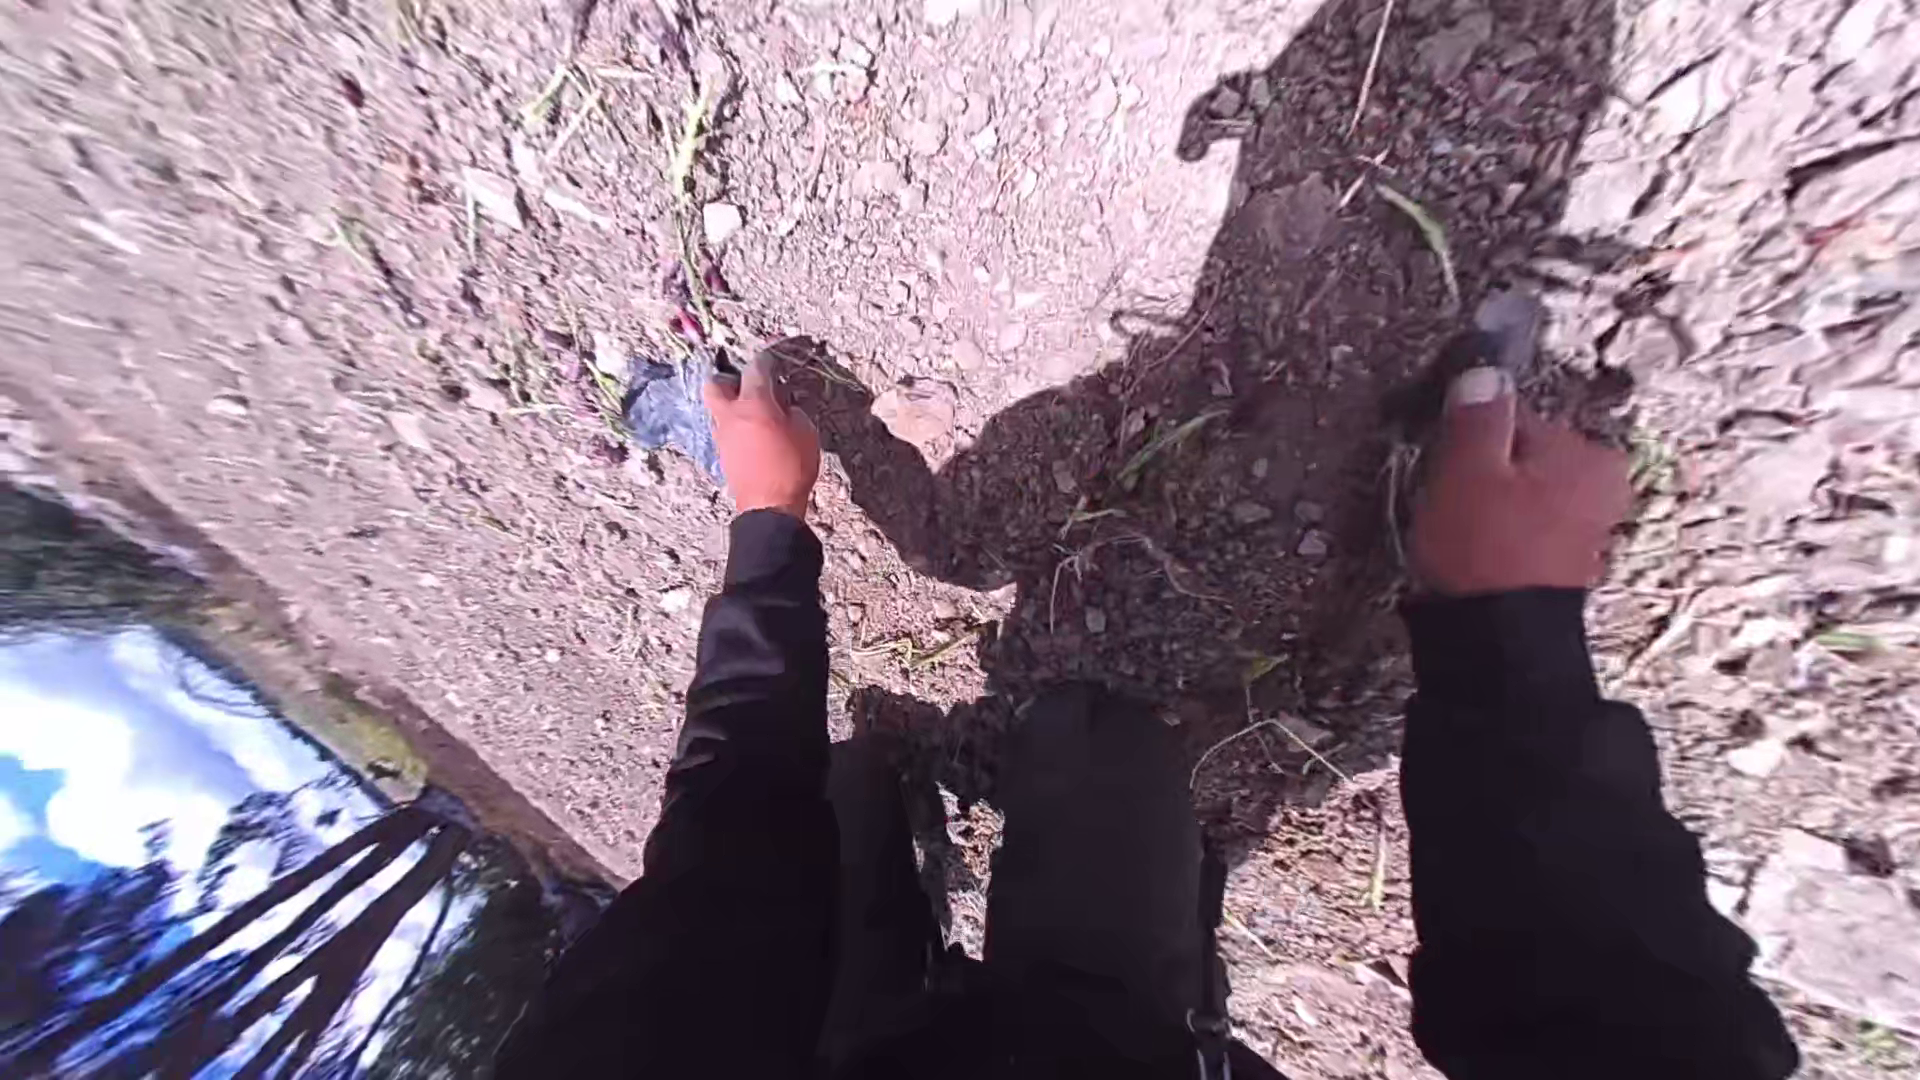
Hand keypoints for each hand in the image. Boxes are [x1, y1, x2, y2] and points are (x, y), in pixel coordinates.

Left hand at [704, 347, 820, 519]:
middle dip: (729, 379)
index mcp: (754, 403)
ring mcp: (722, 434)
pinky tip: (753, 435)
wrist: (769, 507)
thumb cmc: (792, 468)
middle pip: (716, 383)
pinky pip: (724, 429)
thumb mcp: (807, 434)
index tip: (773, 359)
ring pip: (718, 408)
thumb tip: (785, 407)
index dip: (766, 360)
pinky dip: (735, 425)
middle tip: (748, 385)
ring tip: (753, 413)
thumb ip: (794, 413)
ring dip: (732, 405)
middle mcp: (731, 414)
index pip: (756, 368)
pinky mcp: (722, 453)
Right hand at [1410, 367, 1629, 595]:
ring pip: (1520, 486)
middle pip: (1517, 453)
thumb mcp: (1466, 473)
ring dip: (1487, 498)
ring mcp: (1589, 519)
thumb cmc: (1481, 545)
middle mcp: (1602, 480)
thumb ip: (1476, 420)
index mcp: (1584, 453)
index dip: (1464, 441)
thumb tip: (1482, 374)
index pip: (1510, 419)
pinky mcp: (1569, 551)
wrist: (1496, 627)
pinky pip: (1525, 516)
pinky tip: (1477, 545)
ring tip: (1458, 526)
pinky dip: (1500, 524)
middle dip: (1479, 469)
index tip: (1441, 467)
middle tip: (1448, 499)